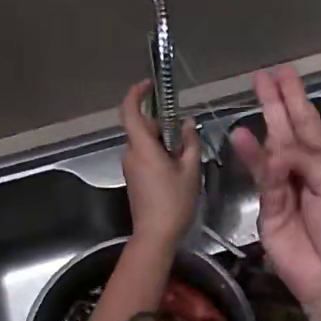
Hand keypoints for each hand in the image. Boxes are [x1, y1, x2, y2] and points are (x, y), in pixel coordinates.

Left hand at [120, 80, 200, 246]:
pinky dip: (160, 154)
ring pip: (145, 143)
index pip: (130, 111)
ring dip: (163, 142)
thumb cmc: (174, 202)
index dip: (136, 93)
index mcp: (142, 147)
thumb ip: (190, 142)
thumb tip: (187, 123)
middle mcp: (131, 153)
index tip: (149, 84)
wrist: (155, 235)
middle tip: (185, 136)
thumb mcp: (190, 170)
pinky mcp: (134, 178)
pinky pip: (145, 156)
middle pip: (142, 127)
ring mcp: (130, 167)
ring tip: (186, 157)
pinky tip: (177, 170)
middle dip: (162, 125)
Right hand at [230, 66, 320, 307]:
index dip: (298, 99)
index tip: (285, 74)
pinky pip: (260, 177)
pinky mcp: (267, 209)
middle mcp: (305, 172)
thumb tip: (274, 148)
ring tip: (253, 94)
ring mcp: (284, 190)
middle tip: (262, 76)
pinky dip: (252, 156)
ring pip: (270, 149)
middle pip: (288, 130)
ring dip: (262, 123)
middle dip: (276, 102)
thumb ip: (307, 160)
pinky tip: (241, 136)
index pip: (310, 124)